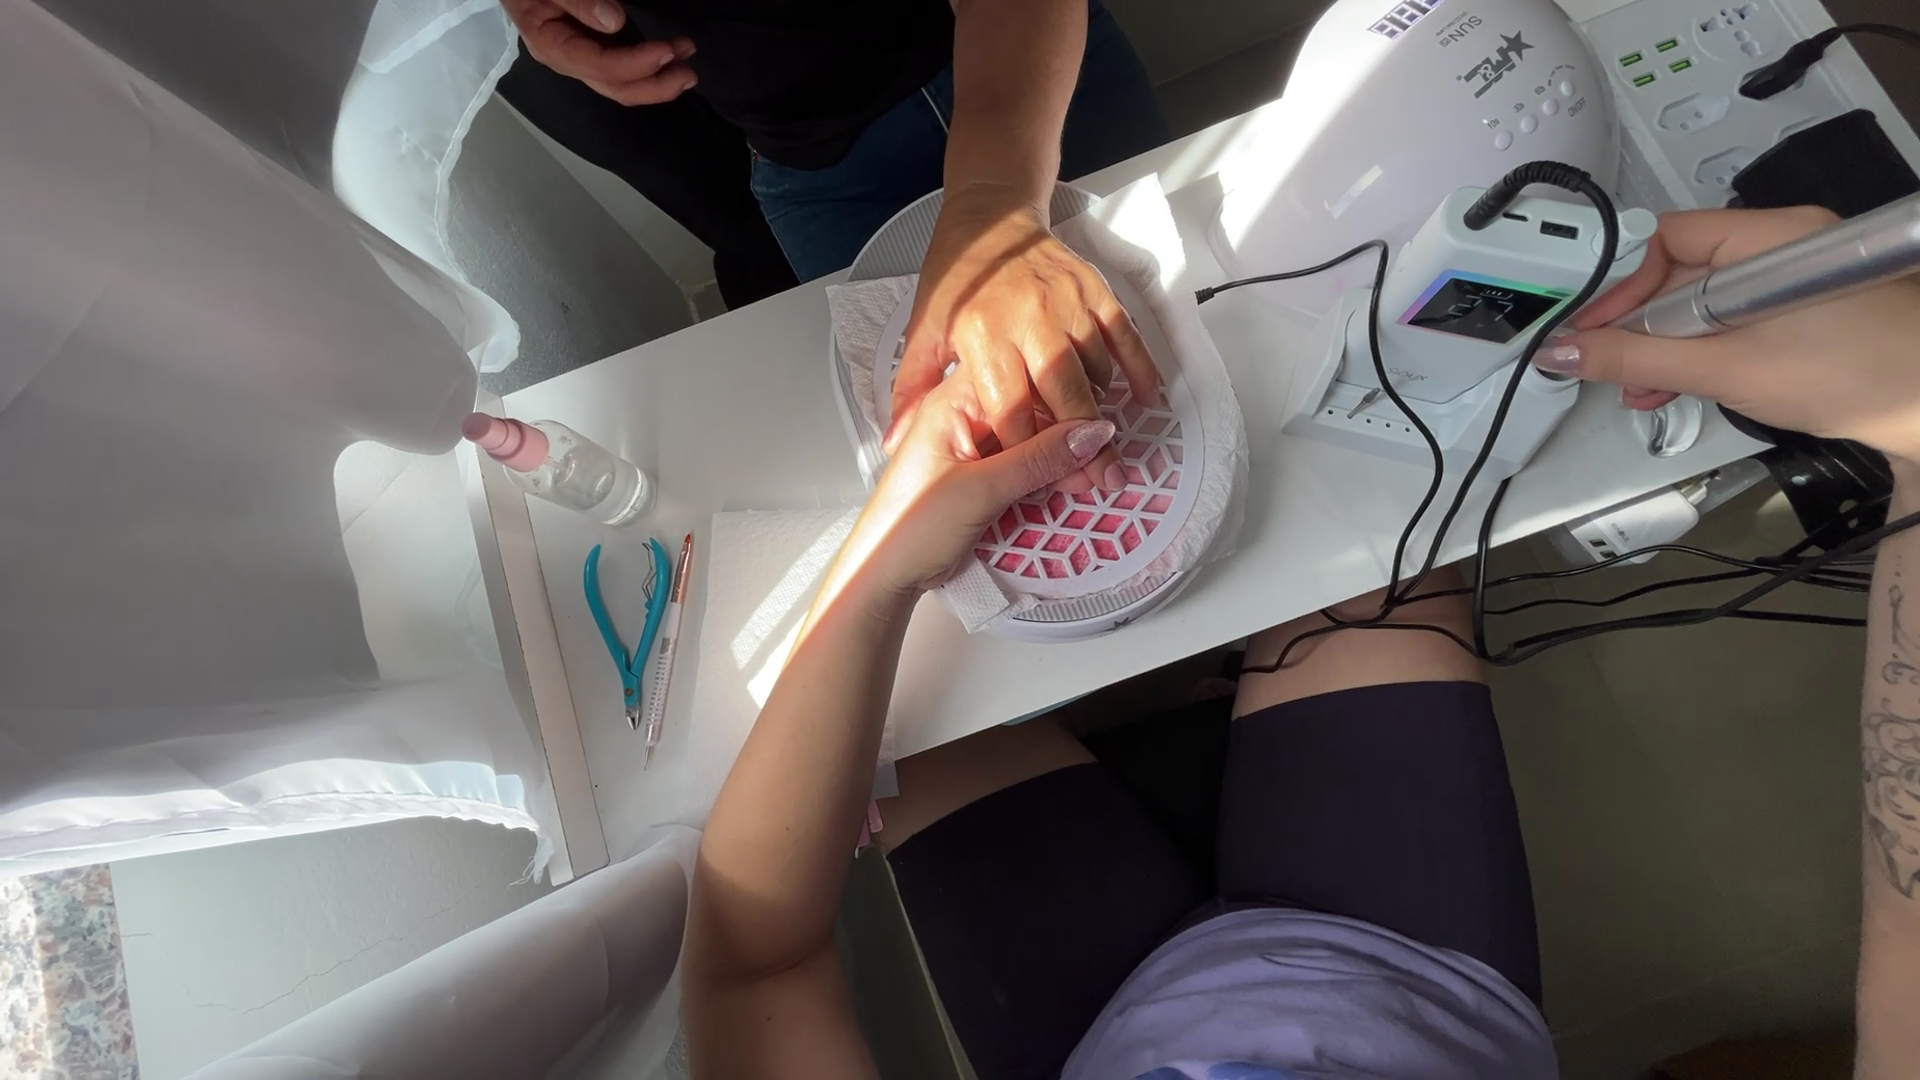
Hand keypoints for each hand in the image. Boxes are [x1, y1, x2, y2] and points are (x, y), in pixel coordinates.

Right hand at [501, 0, 695, 104]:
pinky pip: (623, 72)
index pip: (603, 67)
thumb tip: (614, 21)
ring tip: (688, 69)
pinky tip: (670, 63)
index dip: (638, 64)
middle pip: (618, 89)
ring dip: (660, 82)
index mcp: (551, 46)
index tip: (668, 52)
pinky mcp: (590, 52)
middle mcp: (568, 63)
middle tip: (690, 72)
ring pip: (624, 86)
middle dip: (658, 85)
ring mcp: (579, 60)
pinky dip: (649, 70)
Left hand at [841, 375, 1113, 597]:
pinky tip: (1070, 487)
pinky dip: (1049, 475)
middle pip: (1034, 410)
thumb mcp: (979, 491)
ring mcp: (975, 444)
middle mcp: (965, 415)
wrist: (882, 574)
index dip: (1067, 404)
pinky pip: (1027, 463)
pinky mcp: (982, 473)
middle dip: (1071, 439)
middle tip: (1103, 470)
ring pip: (1035, 438)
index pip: (1024, 380)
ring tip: (1092, 483)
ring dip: (1064, 460)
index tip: (1100, 436)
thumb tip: (1094, 432)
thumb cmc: (908, 527)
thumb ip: (1038, 459)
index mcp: (953, 401)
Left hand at [889, 182, 1161, 495]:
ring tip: (1107, 446)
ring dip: (1103, 411)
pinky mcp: (1095, 290)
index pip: (1010, 409)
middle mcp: (1030, 319)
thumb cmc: (954, 279)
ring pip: (1097, 372)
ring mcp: (1068, 303)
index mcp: (983, 335)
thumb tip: (893, 441)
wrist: (990, 213)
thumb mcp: (923, 331)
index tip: (1044, 482)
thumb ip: (911, 389)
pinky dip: (1140, 369)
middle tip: (1101, 482)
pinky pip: (1126, 337)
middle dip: (1083, 446)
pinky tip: (1146, 400)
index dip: (1027, 452)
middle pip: (1063, 396)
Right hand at [1537, 206, 1919, 463]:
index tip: (1583, 324)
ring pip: (1683, 307)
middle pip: (1667, 276)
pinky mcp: (1781, 313)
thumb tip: (1562, 351)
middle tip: (1599, 360)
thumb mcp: (1720, 369)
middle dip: (1628, 325)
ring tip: (1636, 384)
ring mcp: (1777, 284)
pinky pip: (1709, 324)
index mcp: (1770, 241)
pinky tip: (1663, 385)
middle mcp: (1774, 251)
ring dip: (1649, 348)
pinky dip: (1679, 355)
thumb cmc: (1859, 376)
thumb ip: (1630, 359)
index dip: (1615, 283)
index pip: (1661, 240)